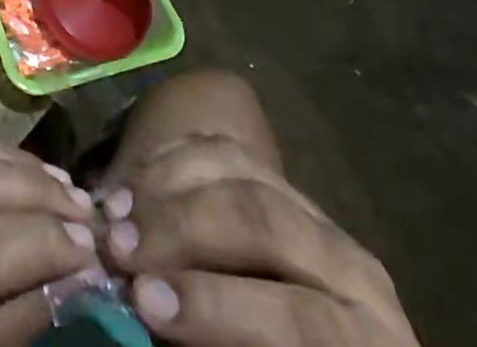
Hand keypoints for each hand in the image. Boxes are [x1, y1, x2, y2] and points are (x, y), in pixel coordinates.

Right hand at [98, 134, 417, 346]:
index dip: (218, 307)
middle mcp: (353, 272)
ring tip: (113, 213)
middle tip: (117, 246)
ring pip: (239, 170)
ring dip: (166, 186)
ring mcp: (314, 215)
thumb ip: (210, 344)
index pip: (301, 319)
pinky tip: (132, 184)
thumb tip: (138, 320)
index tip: (144, 299)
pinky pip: (222, 150)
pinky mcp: (278, 183)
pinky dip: (169, 160)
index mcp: (363, 343)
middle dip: (182, 229)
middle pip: (265, 222)